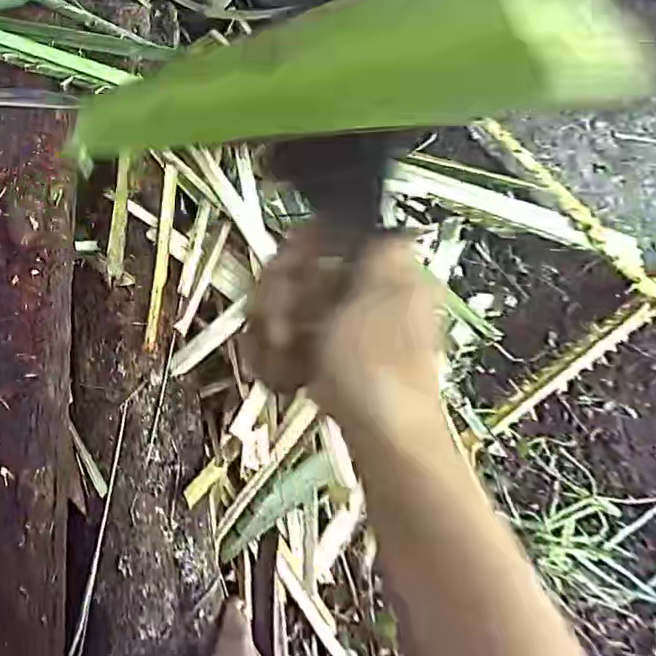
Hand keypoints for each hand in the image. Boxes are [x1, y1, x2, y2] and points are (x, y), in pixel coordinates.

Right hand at [254, 228, 443, 433]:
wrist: (383, 438)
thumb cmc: (379, 366)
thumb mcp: (380, 295)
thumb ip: (378, 250)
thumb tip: (379, 217)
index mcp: (381, 275)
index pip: (323, 238)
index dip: (299, 251)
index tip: (287, 270)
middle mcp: (359, 295)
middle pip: (294, 273)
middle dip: (278, 299)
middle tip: (282, 326)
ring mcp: (336, 327)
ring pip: (282, 306)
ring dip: (271, 330)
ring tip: (282, 356)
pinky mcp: (319, 354)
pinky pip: (282, 338)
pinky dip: (275, 353)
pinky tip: (280, 369)